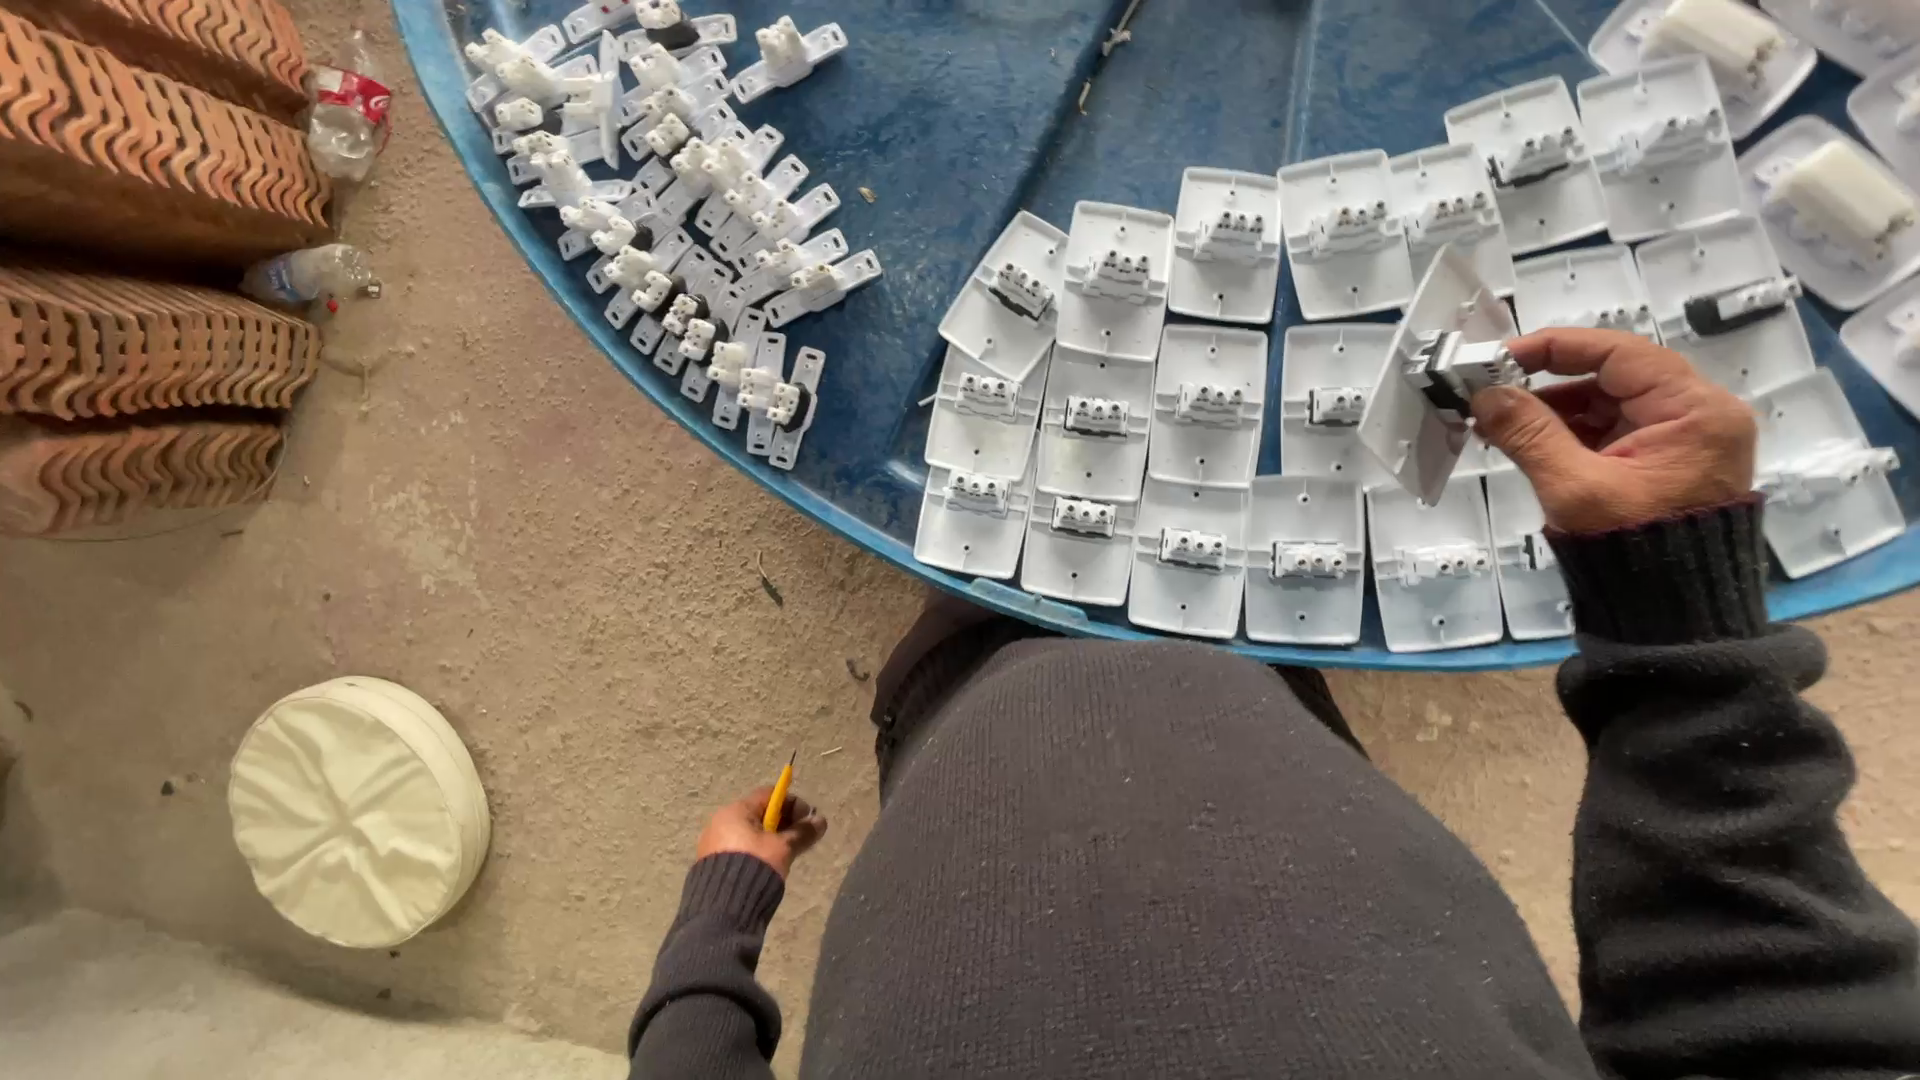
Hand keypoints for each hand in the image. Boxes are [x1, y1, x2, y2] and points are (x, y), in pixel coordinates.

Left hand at [695, 786, 827, 879]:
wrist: (723, 909)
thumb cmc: (755, 866)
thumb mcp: (783, 848)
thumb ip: (802, 833)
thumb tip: (821, 821)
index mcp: (735, 811)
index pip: (769, 795)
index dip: (791, 803)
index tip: (806, 819)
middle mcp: (721, 822)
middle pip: (759, 813)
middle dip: (784, 823)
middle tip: (800, 838)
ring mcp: (714, 844)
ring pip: (750, 833)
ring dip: (772, 839)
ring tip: (787, 853)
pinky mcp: (713, 864)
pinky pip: (741, 848)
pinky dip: (758, 851)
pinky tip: (769, 865)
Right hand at [1471, 328, 1756, 533]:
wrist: (1669, 605)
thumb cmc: (1628, 541)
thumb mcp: (1572, 485)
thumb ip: (1528, 433)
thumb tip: (1485, 394)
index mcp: (1694, 411)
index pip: (1621, 354)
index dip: (1557, 347)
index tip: (1501, 357)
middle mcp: (1697, 414)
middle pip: (1612, 377)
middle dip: (1545, 382)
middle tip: (1488, 391)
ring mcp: (1678, 438)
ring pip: (1604, 403)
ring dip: (1547, 409)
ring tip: (1492, 422)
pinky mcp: (1657, 459)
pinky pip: (1605, 429)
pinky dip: (1561, 431)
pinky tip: (1517, 439)